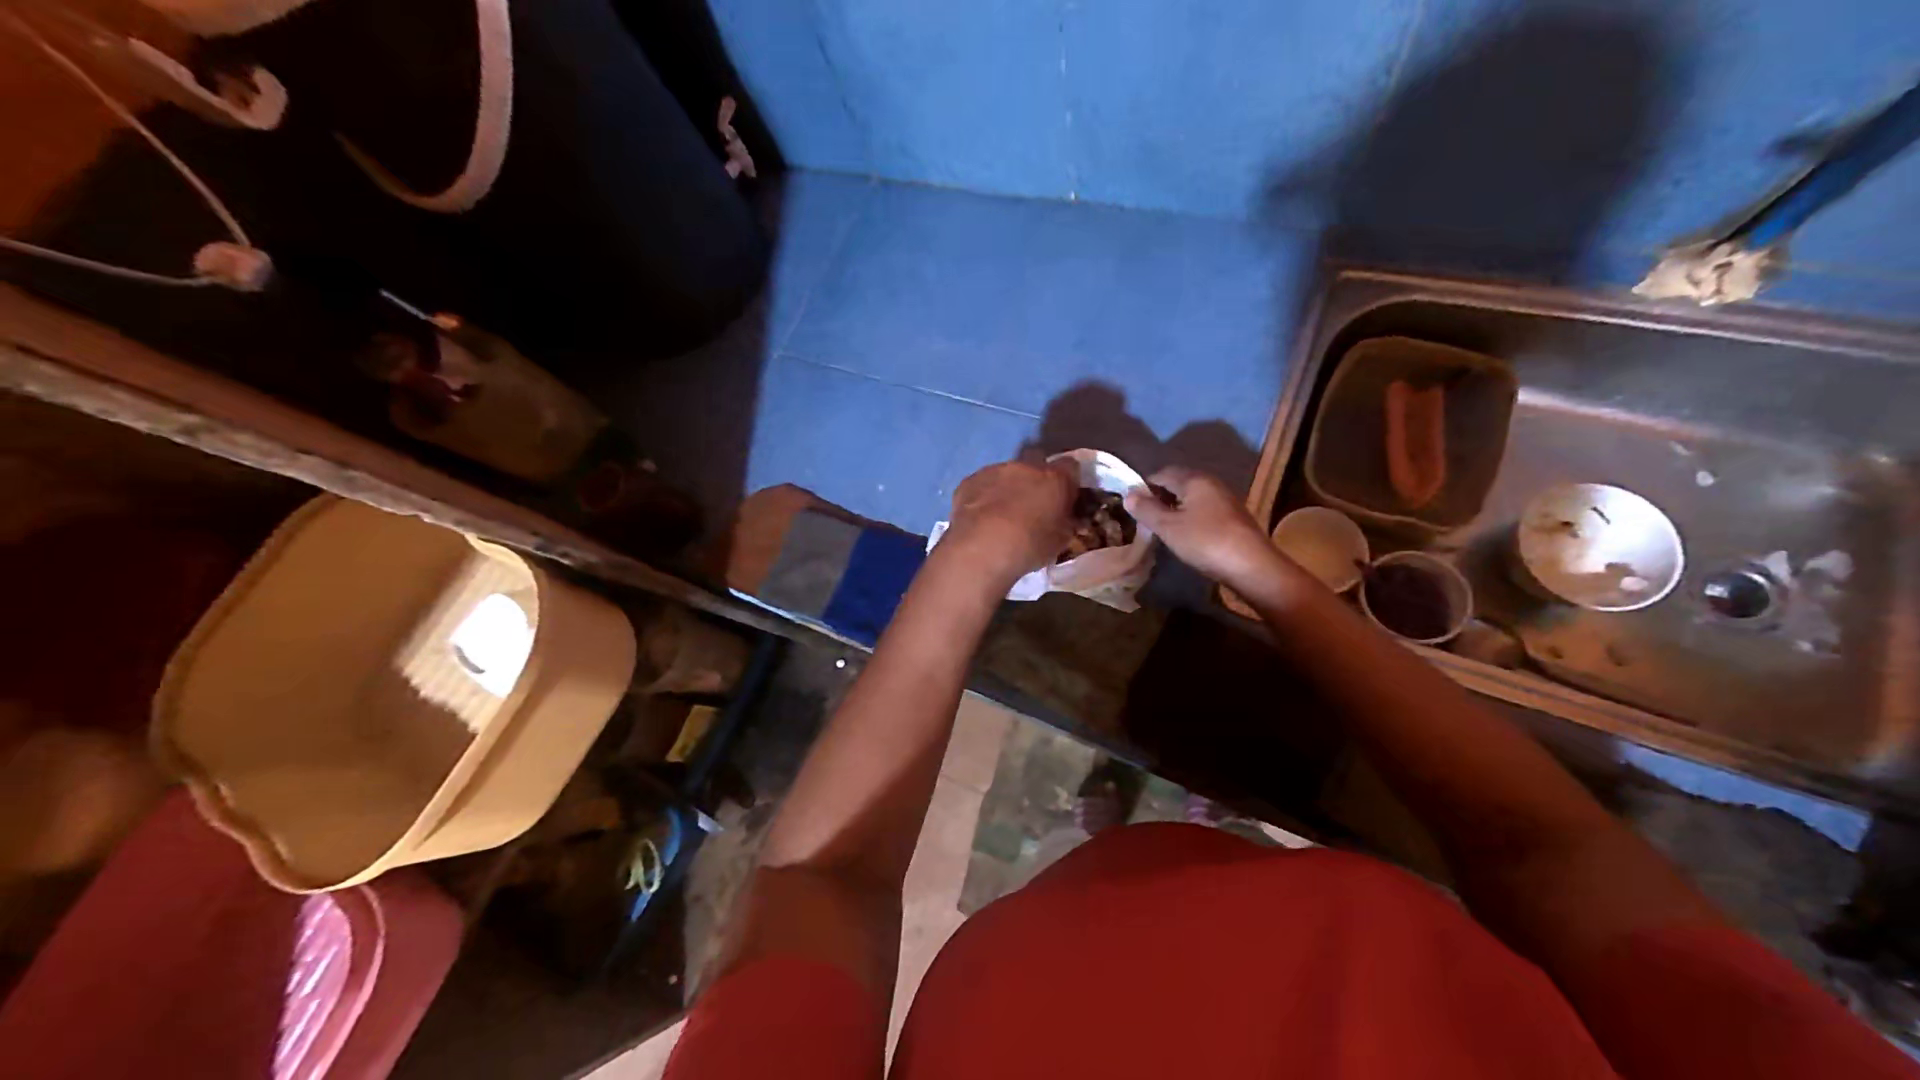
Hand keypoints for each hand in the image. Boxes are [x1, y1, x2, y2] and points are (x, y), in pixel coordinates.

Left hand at [942, 460, 1075, 584]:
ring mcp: (995, 470)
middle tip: (1032, 506)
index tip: (1063, 498)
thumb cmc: (1030, 546)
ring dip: (1008, 488)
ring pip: (1007, 474)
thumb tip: (1066, 519)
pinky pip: (983, 484)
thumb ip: (1065, 523)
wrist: (982, 548)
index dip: (1067, 481)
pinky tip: (980, 517)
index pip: (1070, 467)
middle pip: (1036, 465)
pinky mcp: (970, 480)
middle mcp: (1026, 466)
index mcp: (1055, 478)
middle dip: (1036, 481)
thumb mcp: (1060, 541)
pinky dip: (984, 496)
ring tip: (1001, 515)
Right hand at [1124, 466, 1280, 587]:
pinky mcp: (1232, 517)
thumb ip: (1146, 509)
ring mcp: (1225, 499)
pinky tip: (1184, 534)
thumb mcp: (1168, 527)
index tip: (1131, 505)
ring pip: (1191, 497)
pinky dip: (1189, 516)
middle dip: (1159, 496)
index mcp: (1194, 479)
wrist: (1252, 566)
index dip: (1143, 486)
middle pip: (1178, 483)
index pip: (1161, 473)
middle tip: (1143, 517)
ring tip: (1161, 527)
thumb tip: (1128, 494)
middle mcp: (1211, 483)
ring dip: (1174, 508)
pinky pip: (1203, 509)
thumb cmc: (1205, 542)